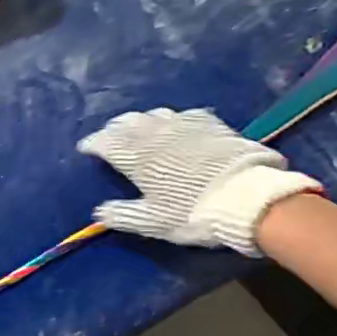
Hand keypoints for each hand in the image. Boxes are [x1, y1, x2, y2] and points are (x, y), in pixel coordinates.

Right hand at [78, 107, 321, 256]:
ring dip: (142, 120)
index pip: (105, 143)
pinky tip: (177, 125)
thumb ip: (122, 214)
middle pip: (127, 122)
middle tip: (109, 136)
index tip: (86, 149)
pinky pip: (186, 115)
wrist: (250, 199)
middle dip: (114, 128)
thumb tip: (99, 212)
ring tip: (139, 128)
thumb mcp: (153, 221)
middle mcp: (156, 136)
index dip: (92, 144)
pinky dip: (174, 119)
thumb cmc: (193, 212)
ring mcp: (186, 127)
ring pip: (154, 114)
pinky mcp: (213, 126)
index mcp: (136, 157)